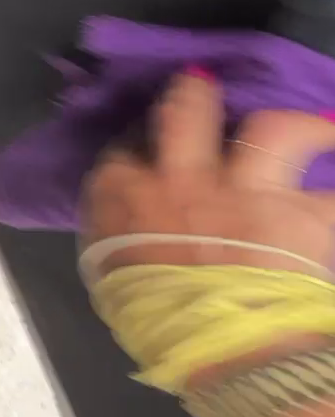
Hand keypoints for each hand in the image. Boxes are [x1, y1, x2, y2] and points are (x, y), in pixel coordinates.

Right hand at [82, 69, 334, 389]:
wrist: (214, 335)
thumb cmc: (143, 307)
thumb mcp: (104, 261)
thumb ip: (114, 229)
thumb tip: (123, 225)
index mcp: (120, 186)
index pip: (124, 146)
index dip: (137, 139)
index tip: (145, 140)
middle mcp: (178, 173)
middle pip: (187, 115)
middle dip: (195, 92)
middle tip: (204, 80)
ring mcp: (244, 189)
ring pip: (274, 129)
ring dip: (304, 122)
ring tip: (326, 122)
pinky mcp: (305, 215)